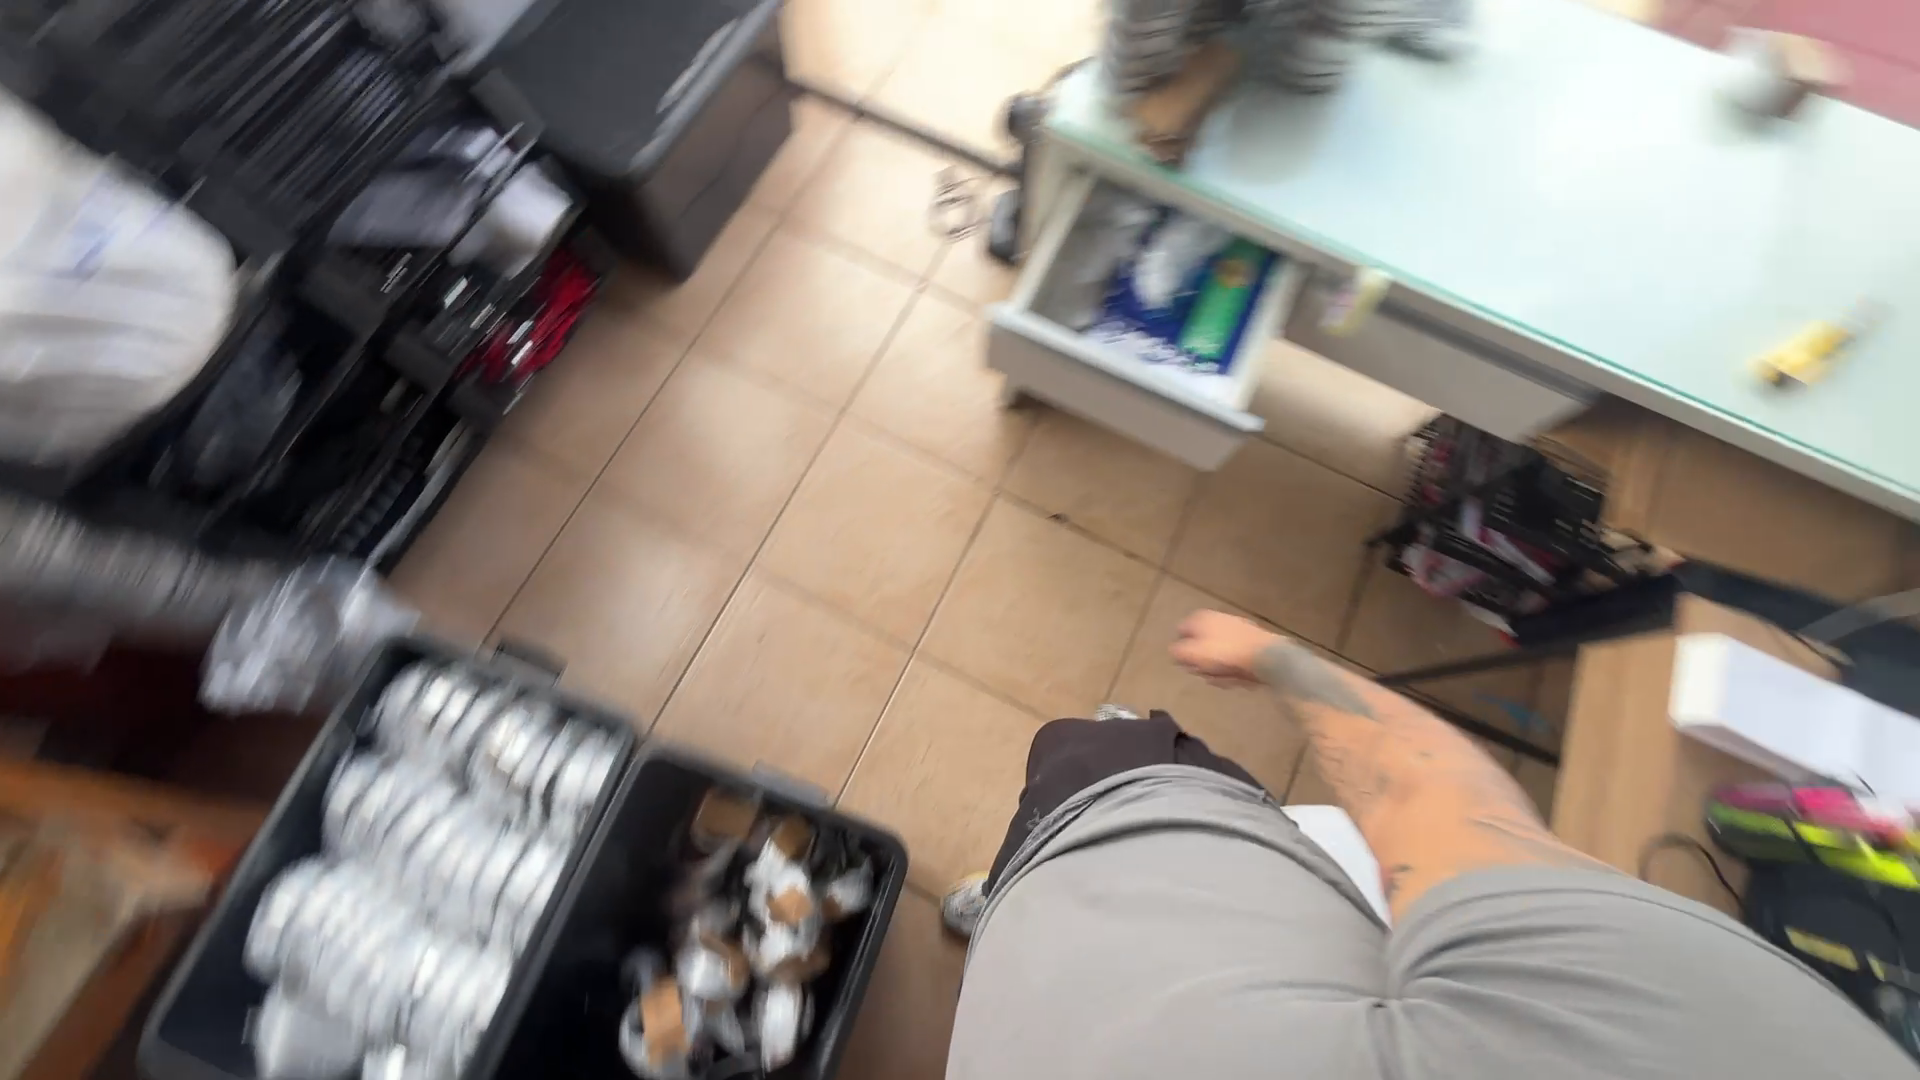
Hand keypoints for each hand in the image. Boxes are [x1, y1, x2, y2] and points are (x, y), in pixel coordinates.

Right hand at [1170, 610, 1281, 686]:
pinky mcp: (1249, 642)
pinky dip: (1232, 668)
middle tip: (1206, 673)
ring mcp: (1234, 629)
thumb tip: (1173, 651)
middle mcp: (1216, 618)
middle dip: (1201, 662)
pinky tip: (1236, 677)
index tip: (1187, 664)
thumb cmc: (1224, 653)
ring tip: (1223, 678)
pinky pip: (1233, 657)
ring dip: (1217, 668)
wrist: (1266, 656)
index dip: (1181, 650)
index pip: (1180, 631)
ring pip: (1217, 653)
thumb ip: (1177, 651)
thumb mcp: (1192, 653)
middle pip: (1200, 644)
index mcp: (1199, 617)